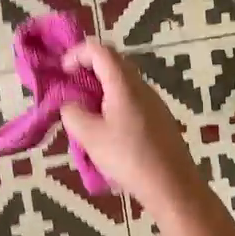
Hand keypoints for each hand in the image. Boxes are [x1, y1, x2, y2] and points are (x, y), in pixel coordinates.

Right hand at [59, 42, 203, 206]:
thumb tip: (71, 104)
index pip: (99, 50)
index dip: (76, 54)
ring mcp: (154, 101)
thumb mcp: (89, 136)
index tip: (62, 72)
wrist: (172, 185)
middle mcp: (141, 86)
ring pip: (123, 82)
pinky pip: (132, 98)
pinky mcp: (159, 118)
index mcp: (123, 83)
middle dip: (87, 70)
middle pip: (112, 62)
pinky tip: (107, 129)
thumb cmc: (128, 157)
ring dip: (100, 88)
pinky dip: (113, 102)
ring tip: (85, 112)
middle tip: (69, 89)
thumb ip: (73, 113)